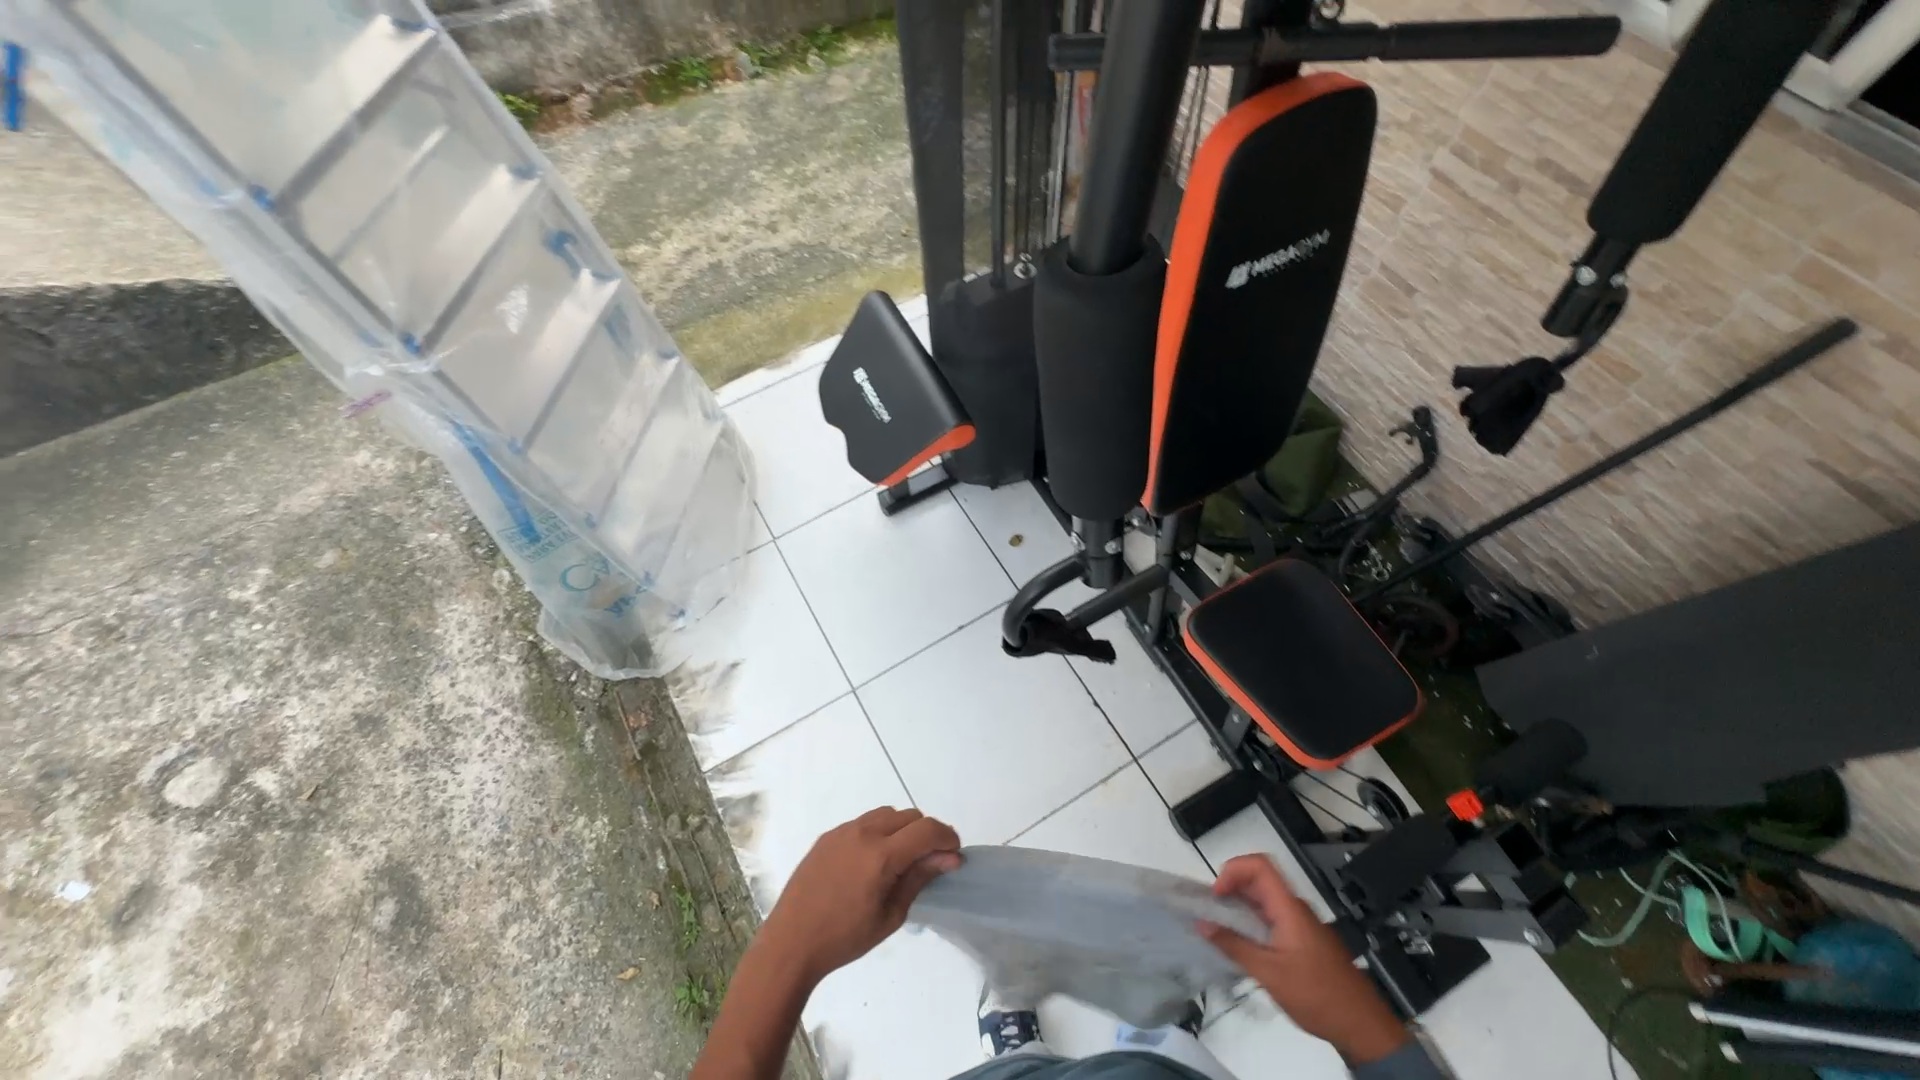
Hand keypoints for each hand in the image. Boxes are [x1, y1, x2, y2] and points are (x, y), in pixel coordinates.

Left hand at [758, 807, 961, 984]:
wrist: (791, 942)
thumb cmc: (844, 938)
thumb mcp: (891, 915)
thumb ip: (919, 878)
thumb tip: (948, 857)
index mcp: (881, 855)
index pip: (927, 830)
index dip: (947, 837)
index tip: (955, 855)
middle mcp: (863, 833)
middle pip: (909, 816)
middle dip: (927, 833)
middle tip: (932, 861)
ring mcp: (843, 831)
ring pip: (886, 814)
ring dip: (903, 829)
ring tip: (903, 860)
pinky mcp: (828, 836)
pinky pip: (864, 823)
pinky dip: (880, 832)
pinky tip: (874, 862)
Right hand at [1200, 855, 1409, 1064]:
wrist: (1362, 1026)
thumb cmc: (1316, 996)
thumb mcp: (1269, 973)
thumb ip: (1234, 946)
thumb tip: (1202, 924)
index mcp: (1289, 908)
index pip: (1259, 865)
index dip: (1232, 870)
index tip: (1217, 896)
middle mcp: (1297, 909)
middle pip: (1260, 881)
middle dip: (1231, 890)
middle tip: (1212, 915)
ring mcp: (1303, 925)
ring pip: (1266, 902)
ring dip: (1241, 910)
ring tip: (1223, 933)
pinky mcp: (1306, 941)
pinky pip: (1274, 920)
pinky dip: (1254, 926)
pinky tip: (1246, 950)